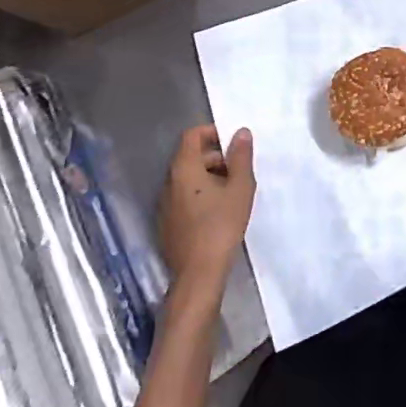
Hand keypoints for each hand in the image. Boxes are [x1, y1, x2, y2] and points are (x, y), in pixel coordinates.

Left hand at [157, 125, 255, 283]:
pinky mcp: (167, 224)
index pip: (191, 136)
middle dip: (216, 157)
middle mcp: (168, 183)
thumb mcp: (240, 187)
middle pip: (190, 157)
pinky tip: (218, 211)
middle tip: (240, 171)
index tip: (233, 143)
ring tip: (233, 192)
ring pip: (187, 178)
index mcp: (184, 169)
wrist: (199, 274)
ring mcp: (164, 205)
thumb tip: (240, 132)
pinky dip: (200, 194)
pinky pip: (183, 197)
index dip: (212, 132)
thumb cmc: (221, 225)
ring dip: (209, 176)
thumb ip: (241, 157)